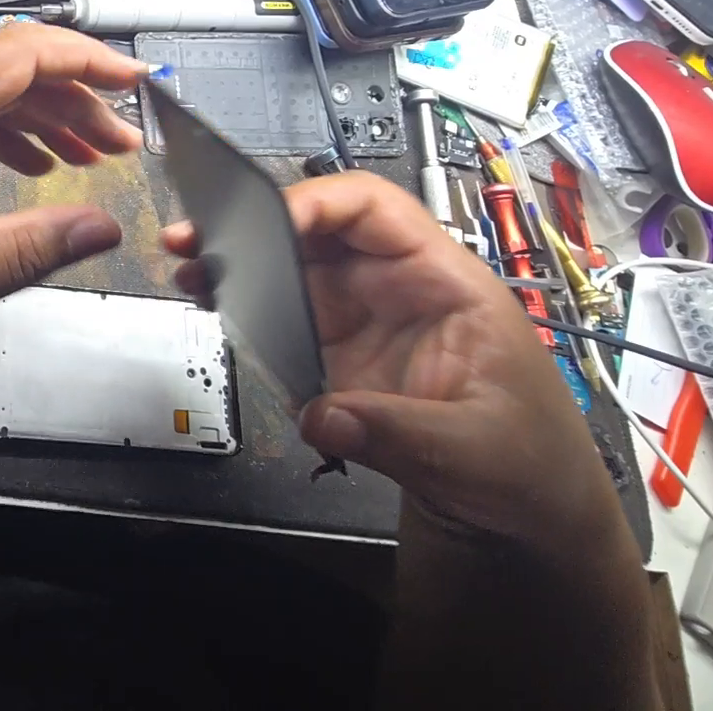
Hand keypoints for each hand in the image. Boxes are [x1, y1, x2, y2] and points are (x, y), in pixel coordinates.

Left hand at [0, 24, 149, 343]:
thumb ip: (25, 250)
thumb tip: (104, 228)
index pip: (22, 54)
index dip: (89, 63)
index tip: (138, 85)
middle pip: (7, 65)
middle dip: (73, 96)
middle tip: (121, 143)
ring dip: (38, 114)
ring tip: (87, 155)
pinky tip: (26, 164)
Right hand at [164, 172, 618, 542]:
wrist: (513, 511)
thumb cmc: (525, 467)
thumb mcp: (478, 453)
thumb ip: (400, 435)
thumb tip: (319, 418)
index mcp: (440, 282)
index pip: (373, 209)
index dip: (316, 202)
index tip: (263, 224)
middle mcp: (388, 285)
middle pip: (313, 228)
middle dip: (251, 223)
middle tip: (194, 239)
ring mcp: (353, 315)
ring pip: (285, 263)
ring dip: (233, 259)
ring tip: (188, 269)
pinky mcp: (326, 346)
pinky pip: (274, 306)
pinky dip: (236, 299)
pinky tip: (209, 303)